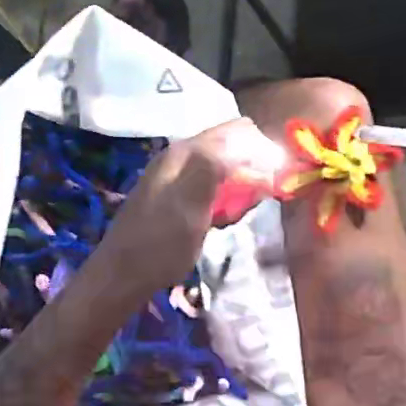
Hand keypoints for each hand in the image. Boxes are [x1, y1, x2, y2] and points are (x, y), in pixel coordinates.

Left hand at [97, 118, 274, 291]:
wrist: (123, 275)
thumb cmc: (159, 243)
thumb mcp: (190, 206)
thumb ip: (213, 167)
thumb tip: (245, 138)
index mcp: (186, 152)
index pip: (238, 131)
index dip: (264, 148)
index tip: (282, 177)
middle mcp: (181, 156)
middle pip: (232, 146)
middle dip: (255, 166)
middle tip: (265, 196)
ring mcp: (178, 176)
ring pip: (225, 166)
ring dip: (242, 184)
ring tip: (243, 211)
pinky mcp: (178, 196)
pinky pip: (213, 186)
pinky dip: (227, 197)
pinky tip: (226, 219)